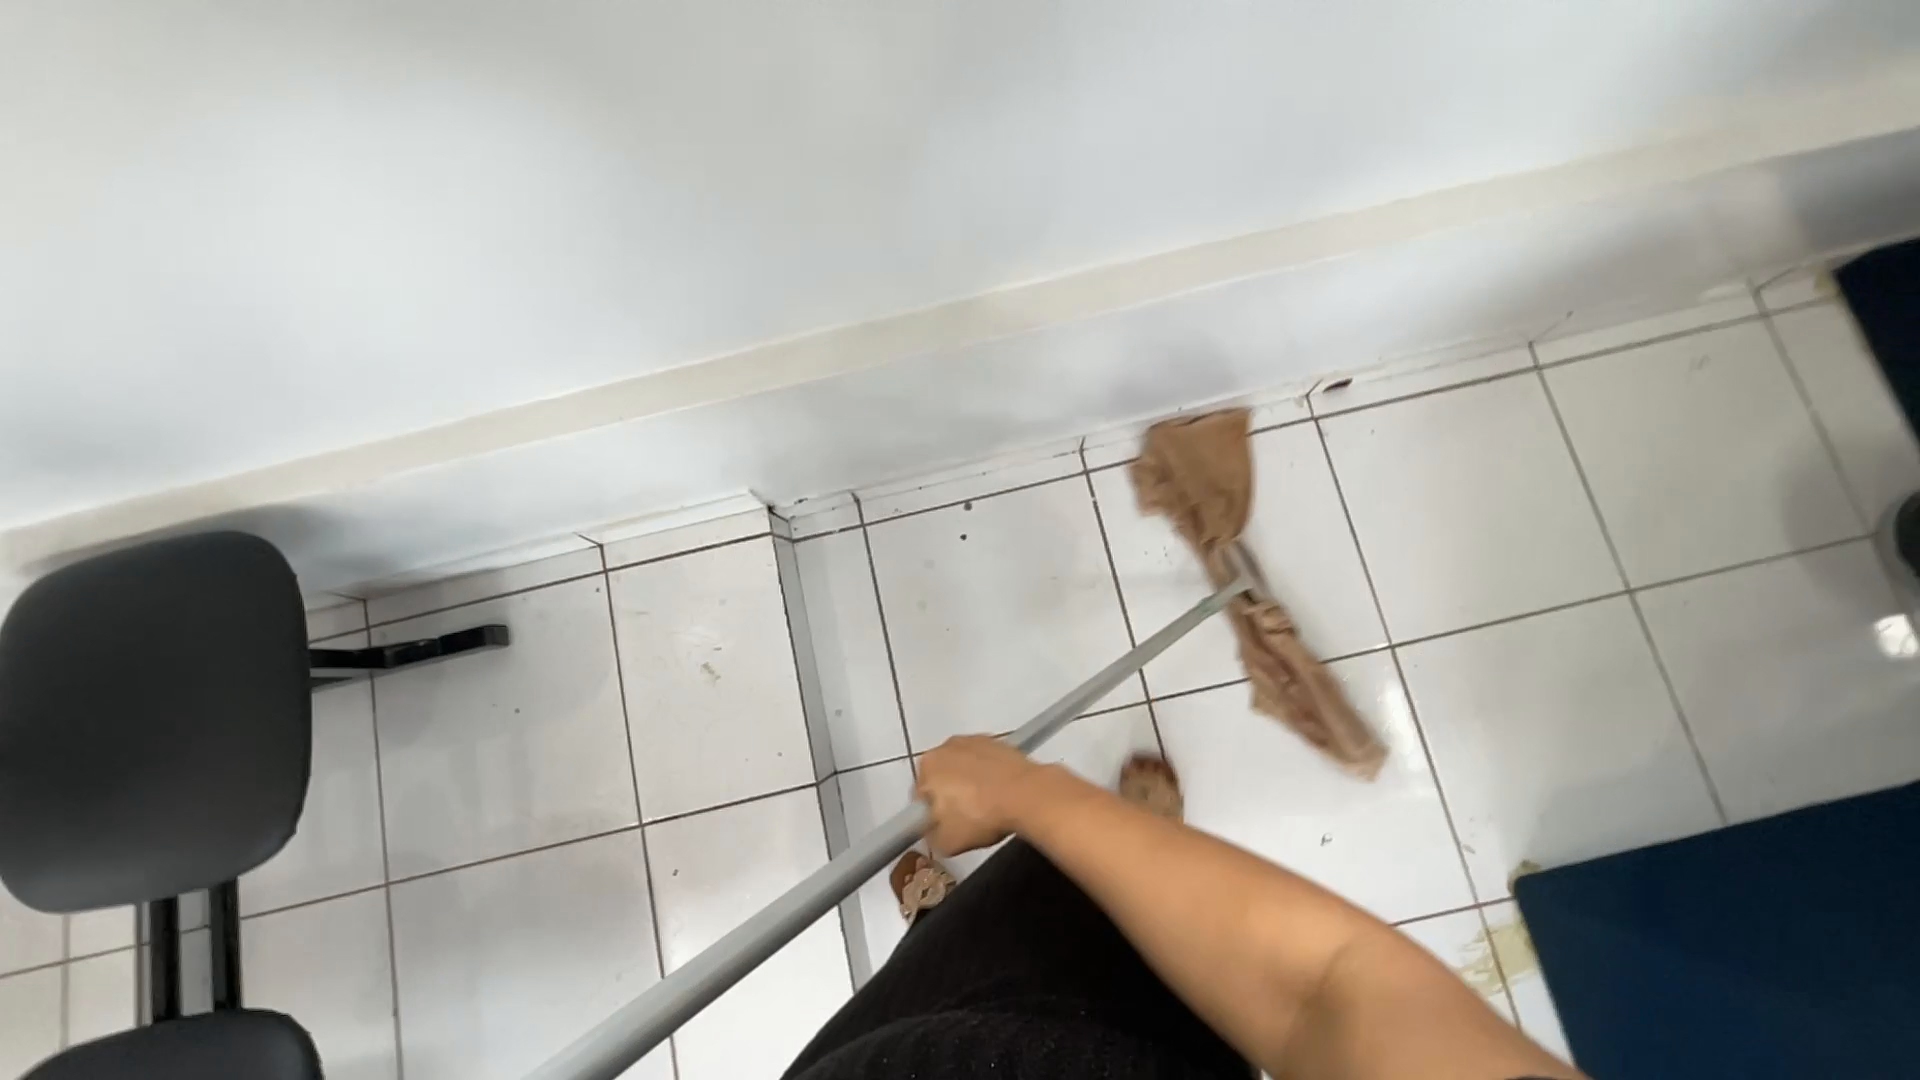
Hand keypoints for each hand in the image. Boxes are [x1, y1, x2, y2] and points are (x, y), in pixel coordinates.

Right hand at [915, 736, 1051, 856]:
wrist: (1027, 794)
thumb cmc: (980, 816)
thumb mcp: (945, 843)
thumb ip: (930, 836)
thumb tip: (933, 830)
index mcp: (927, 766)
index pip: (920, 795)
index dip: (931, 815)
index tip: (947, 827)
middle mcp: (946, 746)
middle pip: (941, 777)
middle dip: (950, 795)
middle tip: (967, 819)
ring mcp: (973, 740)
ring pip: (964, 767)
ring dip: (970, 783)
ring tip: (987, 806)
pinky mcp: (998, 741)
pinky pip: (985, 761)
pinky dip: (989, 773)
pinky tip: (1001, 792)